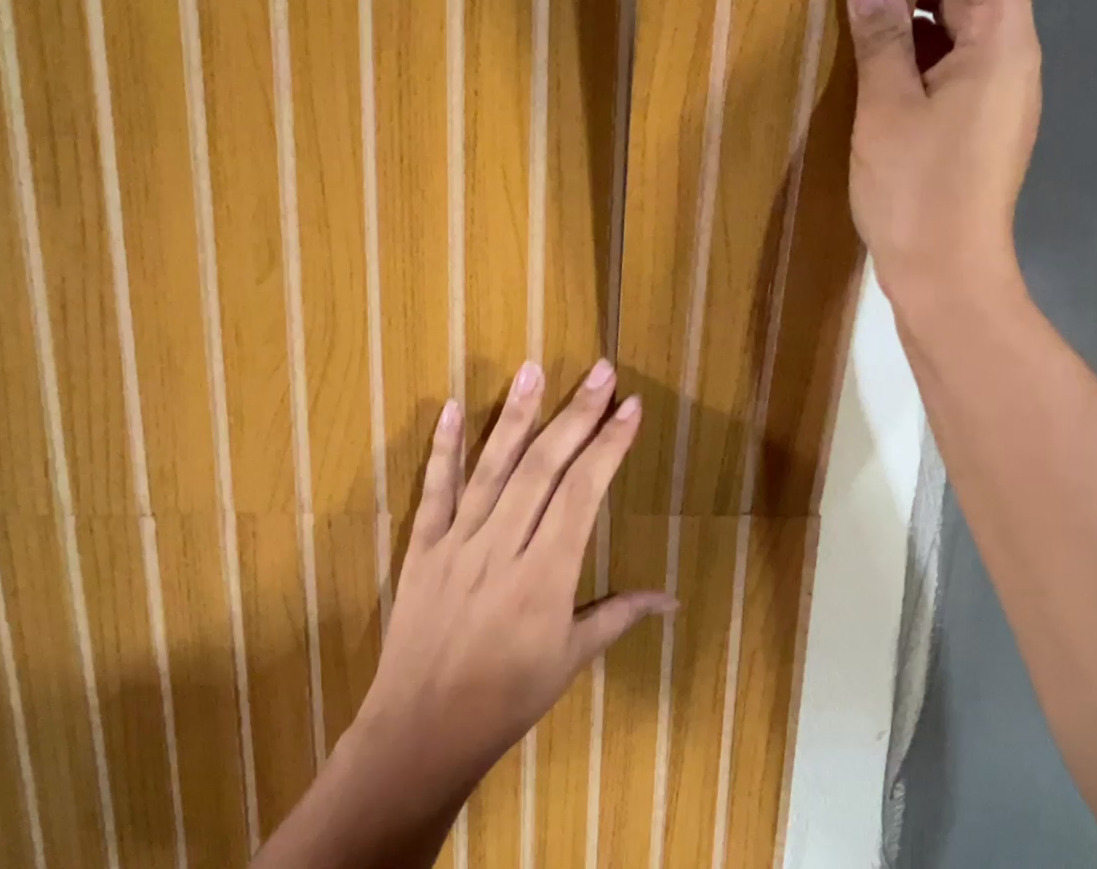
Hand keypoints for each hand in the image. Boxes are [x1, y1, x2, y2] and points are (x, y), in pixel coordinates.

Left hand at [353, 359, 672, 798]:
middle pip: (543, 468)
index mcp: (546, 576)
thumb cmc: (508, 698)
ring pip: (492, 469)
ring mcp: (458, 544)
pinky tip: (455, 408)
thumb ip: (619, 616)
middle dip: (576, 415)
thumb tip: (674, 599)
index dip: (609, 445)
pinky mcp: (422, 548)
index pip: (583, 492)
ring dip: (516, 416)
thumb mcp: (571, 660)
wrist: (423, 728)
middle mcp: (503, 548)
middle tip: (600, 371)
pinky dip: (444, 449)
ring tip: (534, 369)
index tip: (630, 407)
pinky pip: (434, 492)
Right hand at [846, 0, 1040, 312]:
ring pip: (956, 33)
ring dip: (911, 19)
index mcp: (1002, 46)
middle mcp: (1010, 64)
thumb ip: (880, 36)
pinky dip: (914, 57)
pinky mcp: (976, 129)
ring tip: (854, 15)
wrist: (948, 281)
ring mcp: (995, 100)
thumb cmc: (920, 194)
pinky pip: (948, 70)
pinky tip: (871, 66)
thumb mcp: (888, 109)